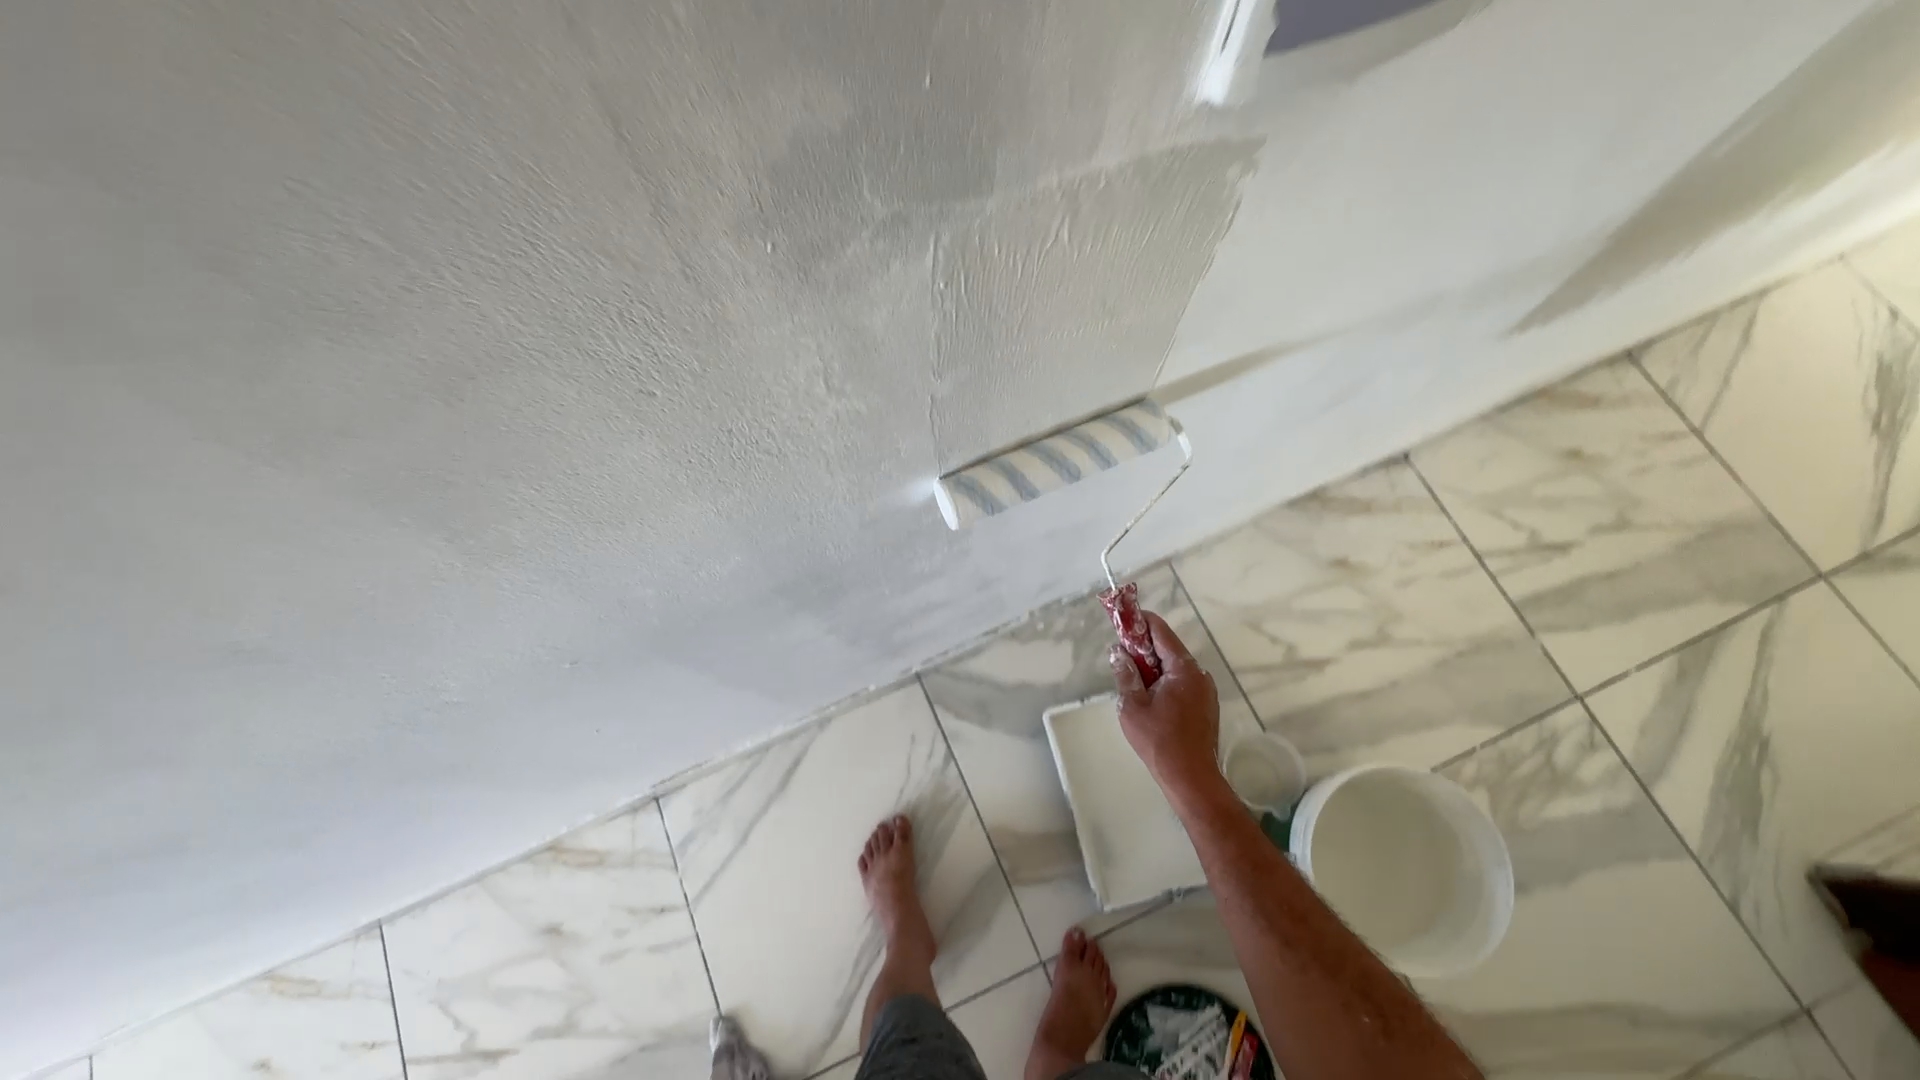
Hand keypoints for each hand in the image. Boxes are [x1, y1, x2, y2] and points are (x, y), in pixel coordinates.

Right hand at [1110, 612, 1222, 798]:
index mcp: (1183, 668)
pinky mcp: (1206, 707)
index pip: (1161, 632)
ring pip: (1175, 669)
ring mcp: (1206, 691)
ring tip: (1132, 682)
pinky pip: (1182, 684)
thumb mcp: (1132, 705)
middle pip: (1168, 650)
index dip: (1140, 621)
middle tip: (1121, 654)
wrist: (1191, 777)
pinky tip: (1150, 700)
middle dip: (1144, 648)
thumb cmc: (1158, 740)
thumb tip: (1118, 652)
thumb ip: (1125, 674)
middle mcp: (1199, 674)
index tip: (1124, 617)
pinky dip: (1165, 683)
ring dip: (1153, 668)